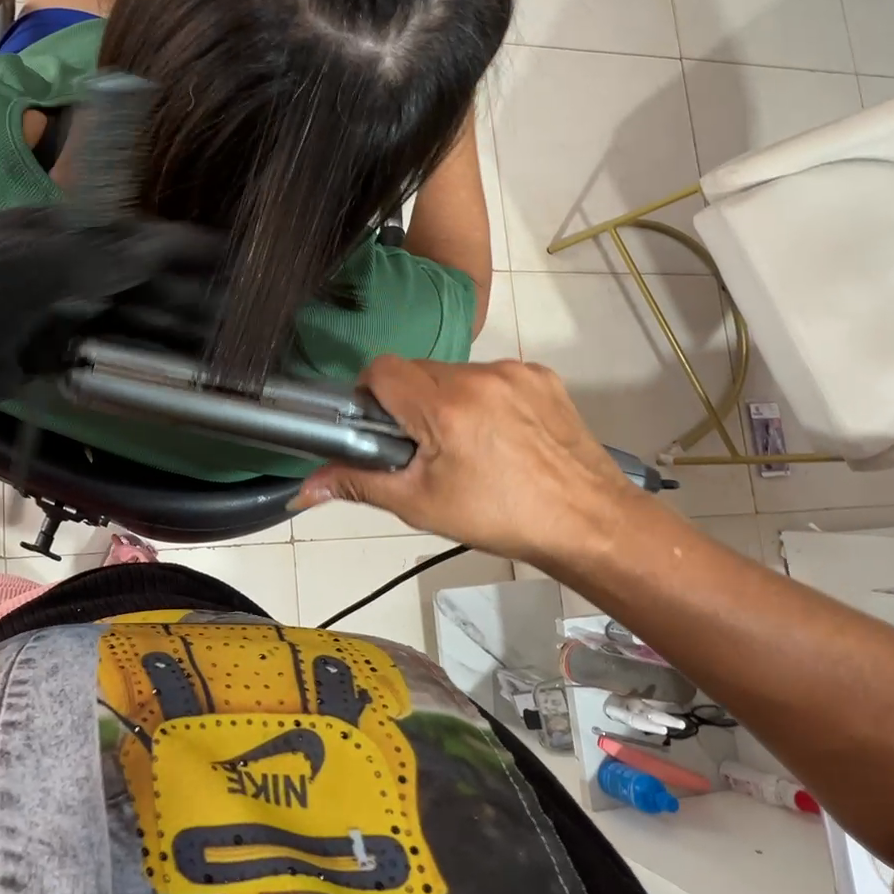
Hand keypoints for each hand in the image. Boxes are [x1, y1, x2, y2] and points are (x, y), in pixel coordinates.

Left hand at [0, 207, 221, 460]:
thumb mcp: (34, 265)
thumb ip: (98, 258)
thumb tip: (153, 248)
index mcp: (52, 233)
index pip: (127, 237)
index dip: (175, 247)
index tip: (221, 256)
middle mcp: (52, 268)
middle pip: (128, 278)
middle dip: (176, 291)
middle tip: (224, 307)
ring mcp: (43, 312)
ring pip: (114, 314)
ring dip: (157, 323)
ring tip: (202, 335)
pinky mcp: (34, 353)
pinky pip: (92, 348)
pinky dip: (124, 351)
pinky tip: (150, 359)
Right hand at [292, 358, 647, 565]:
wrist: (591, 523)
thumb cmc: (499, 518)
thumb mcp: (420, 505)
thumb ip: (357, 483)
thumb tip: (302, 488)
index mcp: (445, 406)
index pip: (380, 370)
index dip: (369, 395)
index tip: (379, 428)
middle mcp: (479, 375)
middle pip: (415, 369)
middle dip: (408, 401)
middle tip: (422, 446)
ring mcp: (515, 372)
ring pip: (452, 371)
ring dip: (444, 398)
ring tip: (465, 445)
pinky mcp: (542, 376)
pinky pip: (490, 375)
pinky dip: (482, 398)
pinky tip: (498, 435)